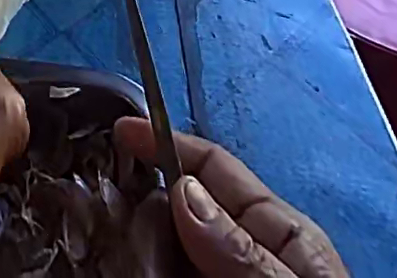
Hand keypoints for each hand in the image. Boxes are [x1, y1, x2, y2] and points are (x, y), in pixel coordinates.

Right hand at [113, 117, 348, 277]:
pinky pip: (162, 276)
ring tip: (126, 264)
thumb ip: (243, 252)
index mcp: (275, 232)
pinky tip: (131, 272)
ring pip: (163, 254)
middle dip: (148, 218)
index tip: (120, 133)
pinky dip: (146, 272)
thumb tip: (184, 190)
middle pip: (178, 211)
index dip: (166, 142)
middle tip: (124, 244)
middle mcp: (240, 254)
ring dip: (141, 255)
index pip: (213, 167)